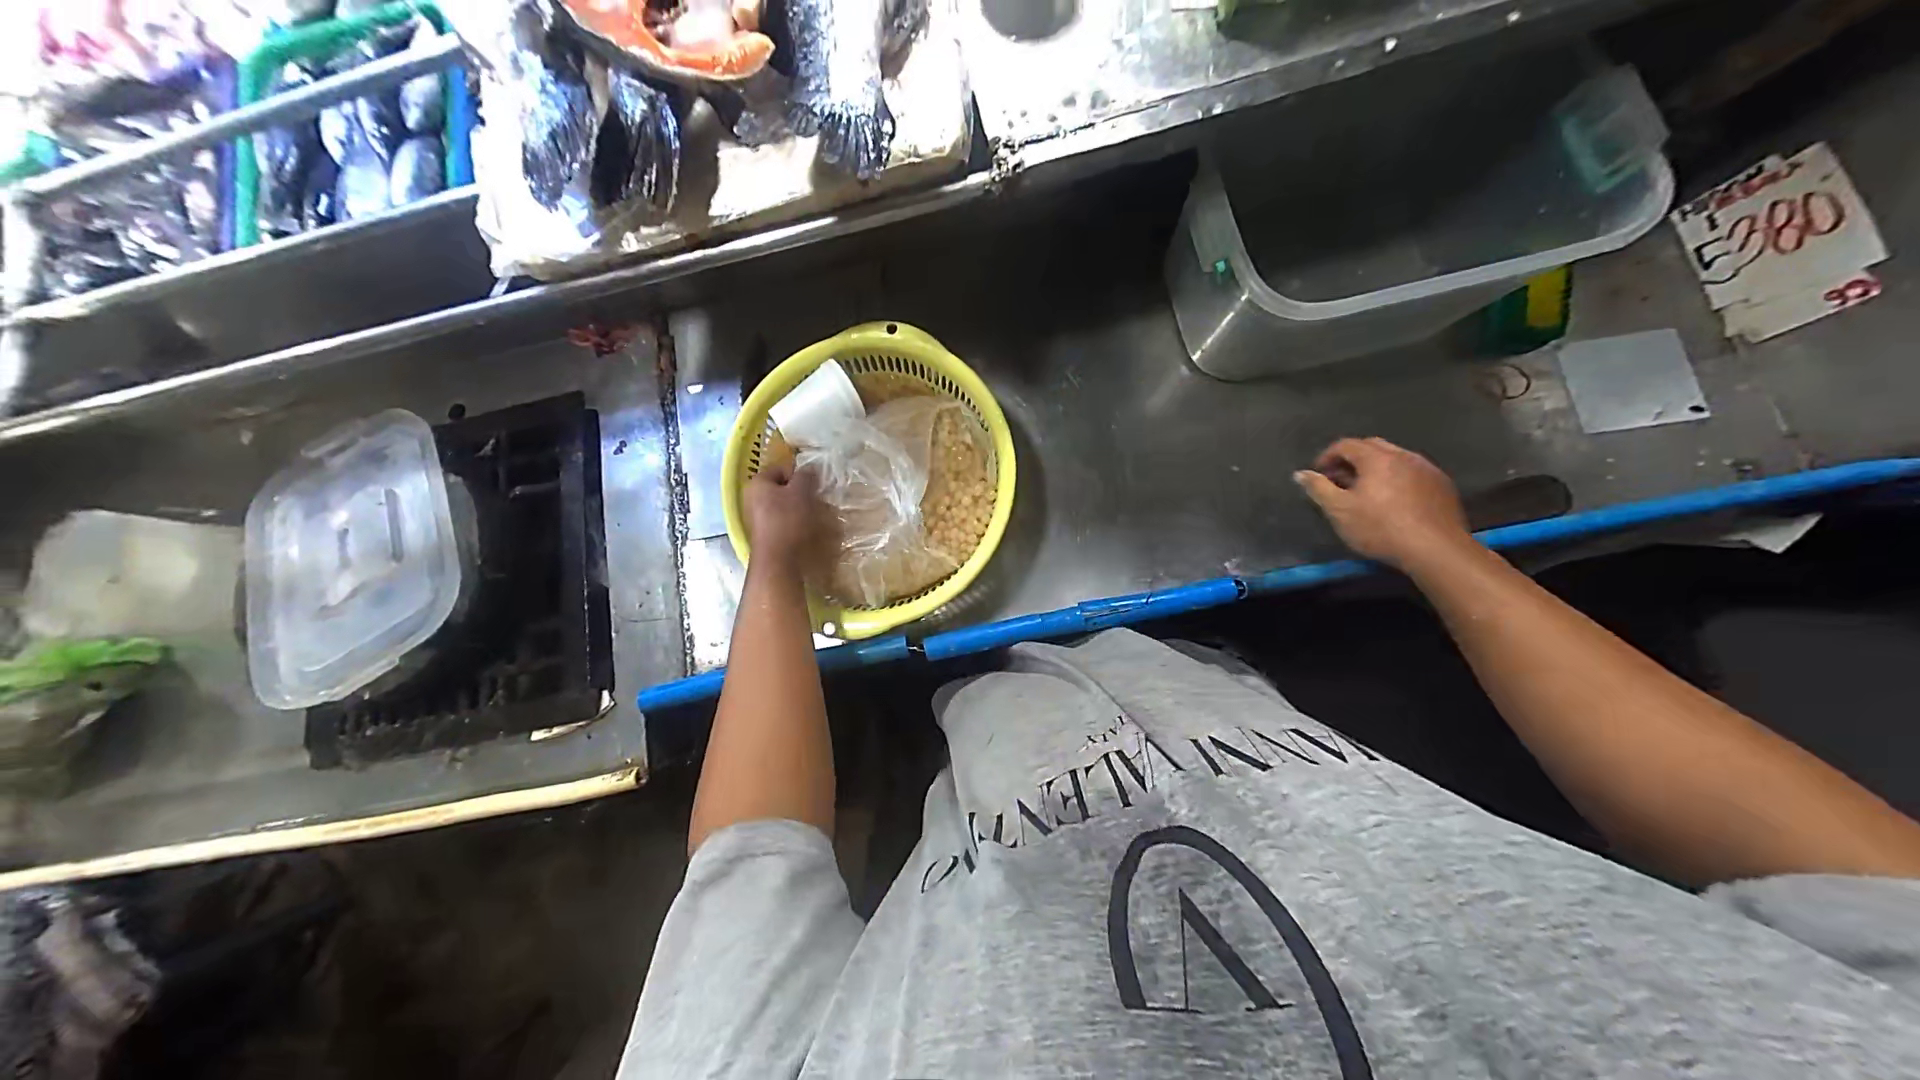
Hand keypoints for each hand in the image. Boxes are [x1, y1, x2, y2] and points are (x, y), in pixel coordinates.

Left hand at [743, 464, 827, 570]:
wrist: (778, 559)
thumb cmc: (788, 519)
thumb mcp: (801, 492)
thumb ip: (805, 476)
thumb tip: (809, 469)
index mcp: (757, 483)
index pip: (781, 469)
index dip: (799, 474)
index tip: (814, 485)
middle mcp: (751, 498)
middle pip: (781, 488)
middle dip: (800, 492)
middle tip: (815, 500)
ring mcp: (756, 517)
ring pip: (782, 505)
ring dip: (798, 508)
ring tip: (813, 516)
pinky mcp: (763, 534)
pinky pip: (781, 521)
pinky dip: (793, 522)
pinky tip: (803, 529)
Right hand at [1295, 437, 1473, 570]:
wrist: (1435, 549)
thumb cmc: (1380, 528)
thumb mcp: (1339, 510)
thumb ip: (1318, 488)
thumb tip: (1300, 474)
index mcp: (1377, 458)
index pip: (1346, 444)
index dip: (1327, 456)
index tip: (1319, 474)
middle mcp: (1404, 455)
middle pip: (1372, 446)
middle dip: (1351, 458)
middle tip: (1339, 480)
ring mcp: (1427, 469)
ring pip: (1395, 458)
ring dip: (1375, 468)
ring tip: (1365, 491)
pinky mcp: (1442, 485)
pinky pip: (1412, 472)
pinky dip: (1396, 478)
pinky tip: (1393, 501)